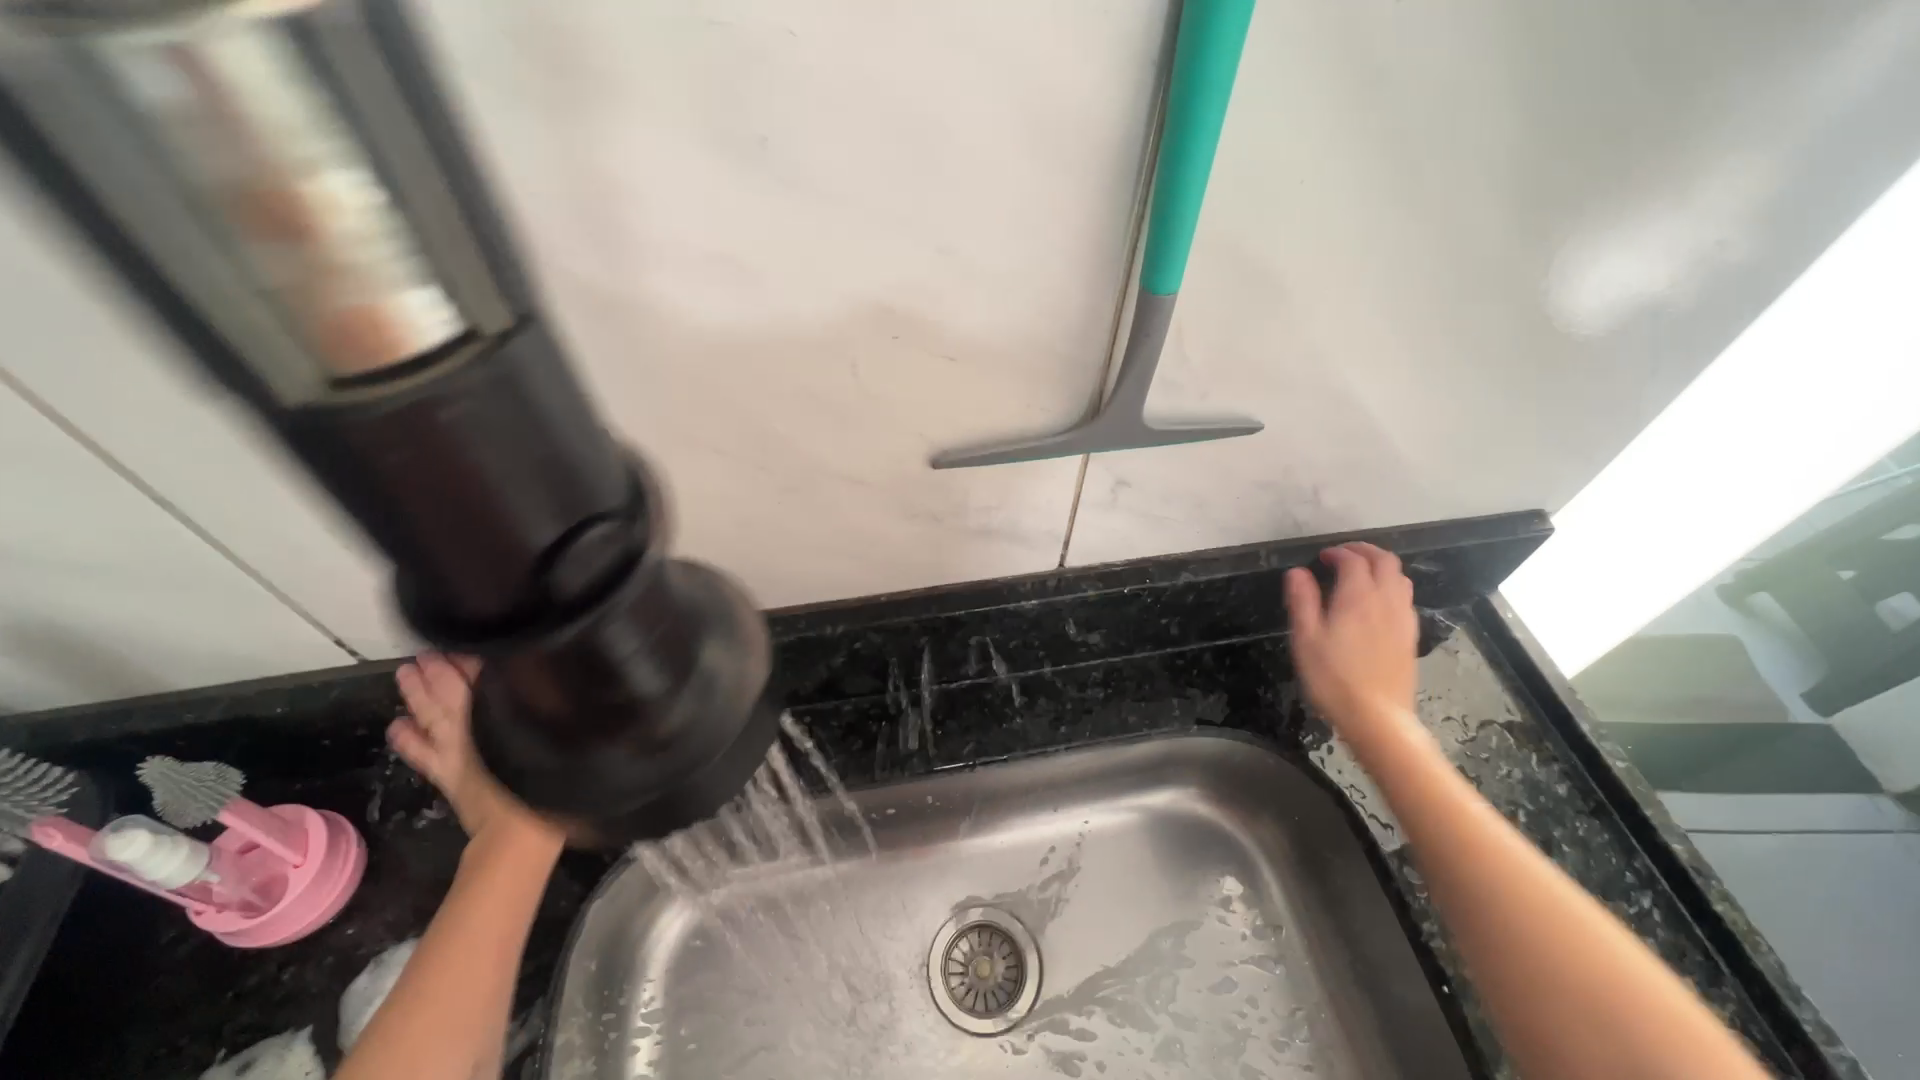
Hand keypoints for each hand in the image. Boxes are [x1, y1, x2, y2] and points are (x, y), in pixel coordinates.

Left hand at [389, 653, 560, 845]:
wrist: (518, 836)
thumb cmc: (544, 783)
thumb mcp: (555, 732)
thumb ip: (548, 706)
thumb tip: (549, 680)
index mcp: (499, 715)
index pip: (482, 679)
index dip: (471, 662)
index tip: (466, 646)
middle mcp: (473, 728)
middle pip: (452, 694)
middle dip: (439, 673)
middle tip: (427, 654)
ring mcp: (456, 752)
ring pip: (431, 716)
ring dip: (417, 695)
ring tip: (405, 673)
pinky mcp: (447, 776)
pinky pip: (422, 754)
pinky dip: (408, 740)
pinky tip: (396, 726)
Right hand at [1284, 543, 1421, 748]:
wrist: (1376, 716)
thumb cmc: (1333, 678)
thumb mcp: (1305, 639)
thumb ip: (1302, 601)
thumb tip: (1297, 573)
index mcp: (1357, 597)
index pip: (1353, 560)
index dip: (1337, 552)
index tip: (1321, 558)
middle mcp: (1386, 601)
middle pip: (1385, 560)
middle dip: (1364, 551)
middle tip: (1343, 555)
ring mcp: (1403, 618)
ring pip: (1400, 577)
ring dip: (1381, 567)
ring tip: (1361, 574)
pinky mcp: (1410, 636)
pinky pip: (1405, 598)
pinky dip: (1391, 587)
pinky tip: (1378, 604)